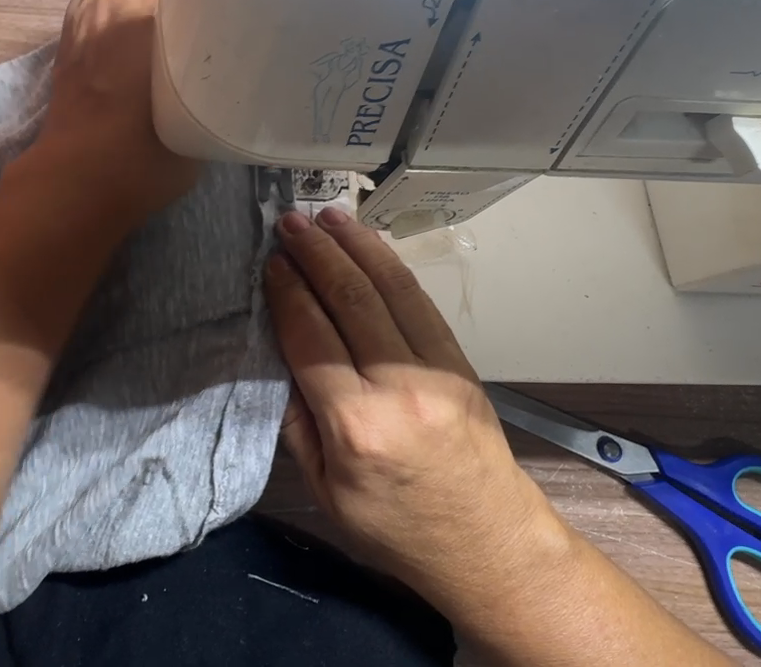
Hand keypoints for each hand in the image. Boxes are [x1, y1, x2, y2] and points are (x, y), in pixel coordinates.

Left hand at [21, 0, 199, 227]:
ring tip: (162, 10)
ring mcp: (86, 14)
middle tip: (204, 5)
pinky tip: (126, 29)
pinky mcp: (67, 34)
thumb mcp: (200, 121)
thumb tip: (227, 72)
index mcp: (152, 12)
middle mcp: (117, 0)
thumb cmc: (144, 155)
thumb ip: (213, 84)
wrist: (76, 180)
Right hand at [266, 208, 560, 609]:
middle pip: (351, 300)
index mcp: (357, 425)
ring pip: (391, 289)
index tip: (270, 262)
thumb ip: (297, 421)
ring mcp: (437, 369)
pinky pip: (419, 302)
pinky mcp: (460, 361)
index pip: (311, 337)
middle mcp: (399, 387)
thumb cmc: (396, 527)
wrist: (489, 544)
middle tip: (290, 222)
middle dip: (316, 255)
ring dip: (356, 247)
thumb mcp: (326, 490)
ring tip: (327, 217)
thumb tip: (280, 354)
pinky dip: (390, 267)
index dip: (288, 292)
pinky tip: (368, 246)